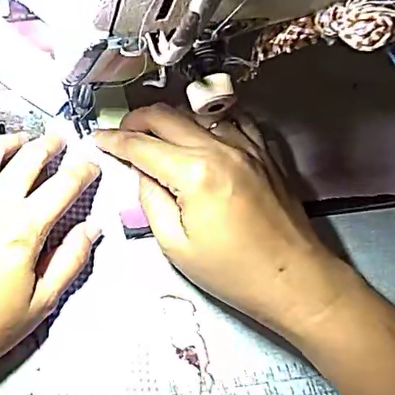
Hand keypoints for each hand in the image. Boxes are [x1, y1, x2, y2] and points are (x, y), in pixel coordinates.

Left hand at [0, 132, 102, 394]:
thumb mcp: (40, 304)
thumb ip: (70, 261)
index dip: (82, 170)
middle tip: (59, 142)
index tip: (88, 167)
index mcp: (23, 231)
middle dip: (50, 145)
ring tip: (20, 140)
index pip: (63, 185)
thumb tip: (90, 231)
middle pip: (29, 159)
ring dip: (10, 140)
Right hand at [95, 104, 364, 341]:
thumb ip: (150, 200)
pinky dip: (206, 120)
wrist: (298, 283)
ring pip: (195, 111)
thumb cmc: (234, 273)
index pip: (140, 144)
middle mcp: (221, 150)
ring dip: (168, 118)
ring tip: (153, 133)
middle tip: (120, 134)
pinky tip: (197, 131)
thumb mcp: (174, 244)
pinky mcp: (264, 153)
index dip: (112, 140)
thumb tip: (141, 173)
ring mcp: (247, 147)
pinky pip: (231, 119)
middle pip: (165, 116)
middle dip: (135, 121)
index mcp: (194, 174)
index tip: (97, 139)